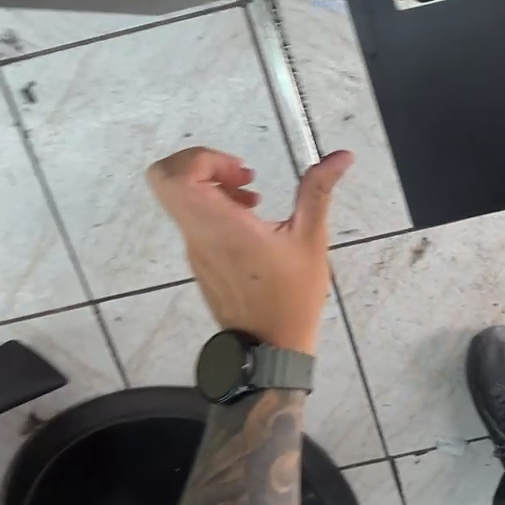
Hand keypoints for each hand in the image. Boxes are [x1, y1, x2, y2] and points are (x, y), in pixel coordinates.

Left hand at [147, 147, 354, 354]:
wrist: (270, 348)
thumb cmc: (293, 296)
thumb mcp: (311, 239)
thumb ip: (318, 192)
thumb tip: (341, 157)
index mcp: (222, 227)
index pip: (178, 177)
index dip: (204, 159)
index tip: (242, 171)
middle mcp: (199, 235)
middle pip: (163, 178)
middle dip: (199, 163)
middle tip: (238, 174)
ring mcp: (194, 248)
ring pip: (176, 199)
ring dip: (209, 185)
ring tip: (251, 197)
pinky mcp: (199, 260)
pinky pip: (191, 219)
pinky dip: (213, 207)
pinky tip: (250, 221)